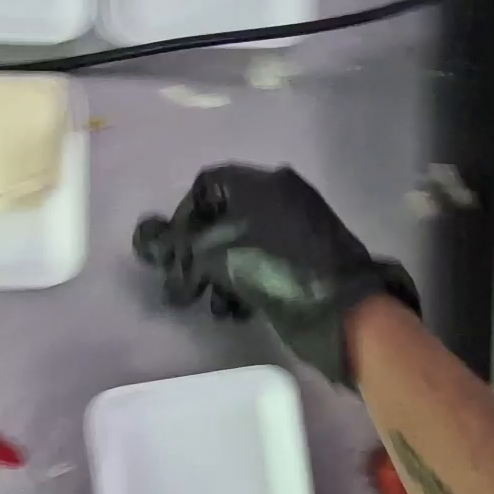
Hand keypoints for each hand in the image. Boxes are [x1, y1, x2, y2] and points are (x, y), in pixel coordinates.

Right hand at [133, 163, 419, 385]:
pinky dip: (245, 282)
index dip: (182, 216)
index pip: (207, 184)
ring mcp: (298, 227)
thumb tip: (153, 252)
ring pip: (242, 244)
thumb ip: (181, 251)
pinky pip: (263, 263)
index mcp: (261, 183)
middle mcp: (280, 196)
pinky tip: (237, 310)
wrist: (339, 307)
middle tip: (187, 282)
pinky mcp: (308, 258)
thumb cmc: (273, 269)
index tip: (173, 251)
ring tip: (214, 304)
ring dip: (220, 274)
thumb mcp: (217, 256)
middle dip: (199, 252)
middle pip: (224, 217)